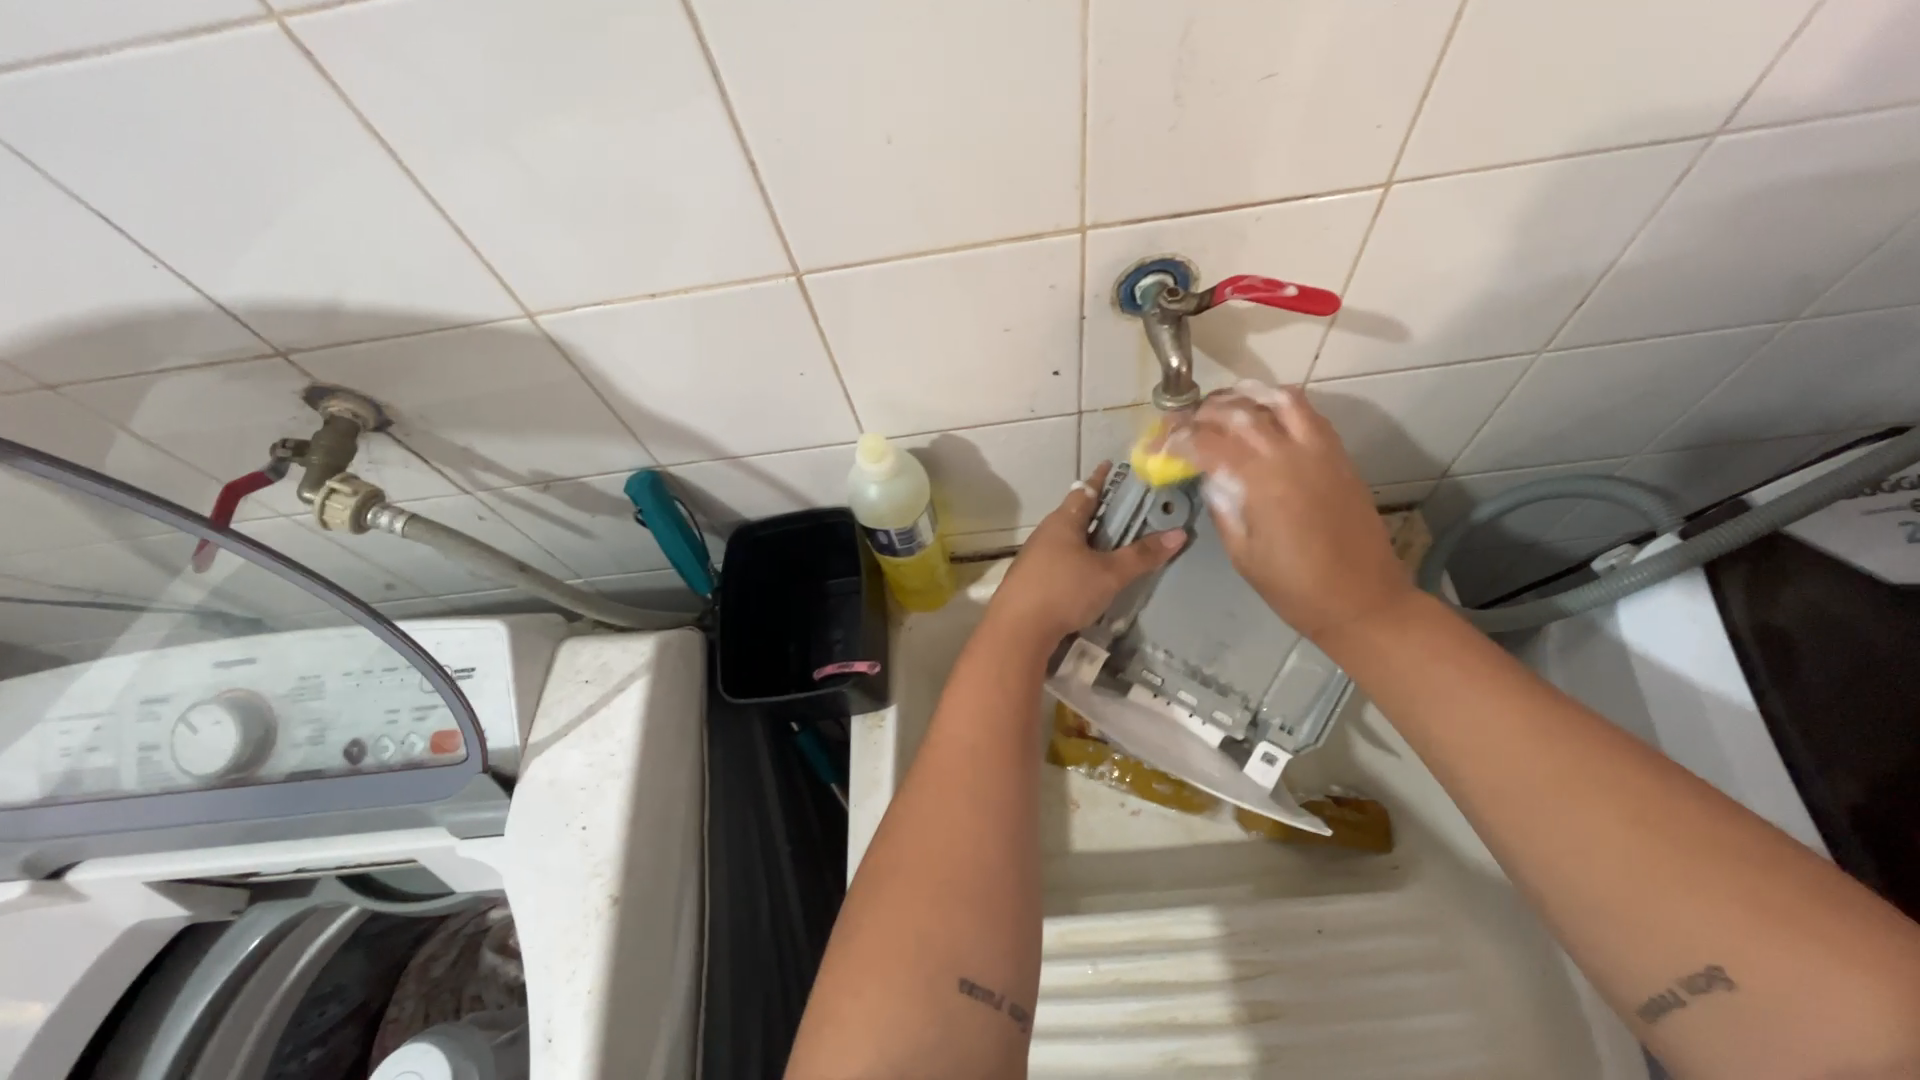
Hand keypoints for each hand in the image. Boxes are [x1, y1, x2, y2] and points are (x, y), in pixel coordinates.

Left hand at [986, 463, 1184, 644]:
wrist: (1017, 630)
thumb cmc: (1064, 591)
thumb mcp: (1109, 573)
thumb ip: (1142, 555)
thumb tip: (1179, 533)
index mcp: (1063, 522)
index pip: (1085, 491)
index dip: (1100, 479)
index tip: (1111, 466)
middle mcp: (1046, 534)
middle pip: (1075, 515)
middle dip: (1098, 511)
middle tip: (1125, 510)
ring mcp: (1036, 558)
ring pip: (1068, 540)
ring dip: (1089, 539)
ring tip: (1113, 544)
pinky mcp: (1033, 581)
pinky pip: (1061, 562)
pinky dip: (1079, 561)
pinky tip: (1090, 575)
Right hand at [1169, 381, 1415, 641]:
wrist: (1362, 600)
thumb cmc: (1295, 587)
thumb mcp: (1242, 553)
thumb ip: (1222, 507)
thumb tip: (1208, 478)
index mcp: (1261, 481)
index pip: (1208, 442)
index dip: (1178, 439)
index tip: (1160, 443)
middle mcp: (1291, 454)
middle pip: (1239, 412)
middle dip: (1204, 412)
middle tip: (1183, 422)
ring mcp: (1320, 450)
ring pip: (1279, 399)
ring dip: (1245, 397)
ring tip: (1222, 407)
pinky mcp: (1338, 456)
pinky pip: (1308, 414)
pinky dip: (1280, 405)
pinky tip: (1264, 418)